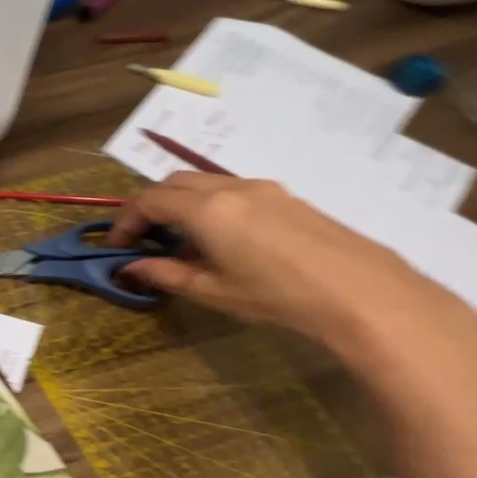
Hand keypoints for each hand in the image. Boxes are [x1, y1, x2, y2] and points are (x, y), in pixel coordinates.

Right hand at [109, 172, 476, 372]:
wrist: (361, 292)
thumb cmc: (275, 295)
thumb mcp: (210, 290)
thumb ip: (165, 274)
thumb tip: (132, 268)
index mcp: (207, 210)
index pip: (149, 201)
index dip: (125, 222)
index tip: (116, 247)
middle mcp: (231, 189)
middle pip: (173, 182)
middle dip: (148, 206)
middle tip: (139, 238)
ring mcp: (263, 189)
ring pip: (203, 183)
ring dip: (178, 203)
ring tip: (174, 240)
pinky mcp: (284, 198)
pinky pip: (230, 190)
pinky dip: (206, 205)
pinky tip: (213, 238)